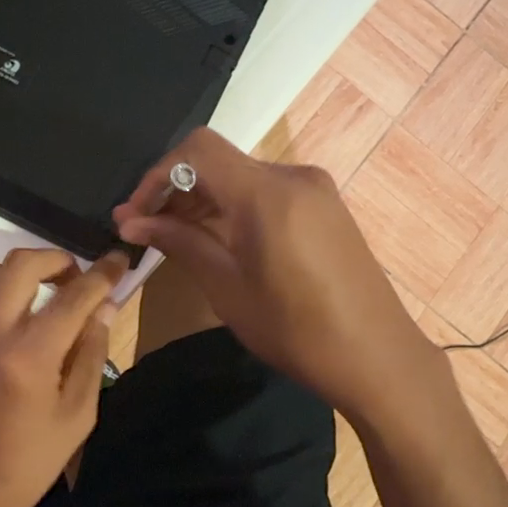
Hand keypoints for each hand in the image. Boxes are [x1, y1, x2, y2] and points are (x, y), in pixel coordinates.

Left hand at [0, 249, 124, 506]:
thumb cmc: (32, 462)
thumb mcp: (79, 414)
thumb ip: (91, 353)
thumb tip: (103, 306)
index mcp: (27, 358)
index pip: (71, 296)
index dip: (101, 275)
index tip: (118, 260)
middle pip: (20, 265)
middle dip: (56, 260)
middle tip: (76, 278)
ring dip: (20, 275)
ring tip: (43, 298)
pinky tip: (15, 332)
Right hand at [113, 128, 428, 412]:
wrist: (376, 356)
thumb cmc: (295, 330)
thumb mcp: (227, 288)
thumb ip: (180, 243)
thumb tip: (131, 221)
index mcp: (267, 193)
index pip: (197, 150)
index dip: (156, 175)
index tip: (134, 214)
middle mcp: (293, 177)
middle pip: (219, 161)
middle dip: (175, 190)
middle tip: (144, 231)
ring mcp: (315, 190)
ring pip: (242, 177)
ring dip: (204, 201)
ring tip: (175, 241)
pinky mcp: (326, 207)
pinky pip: (268, 193)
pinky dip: (234, 208)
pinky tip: (220, 243)